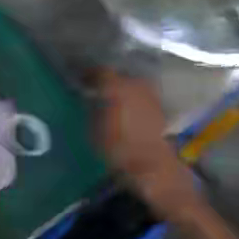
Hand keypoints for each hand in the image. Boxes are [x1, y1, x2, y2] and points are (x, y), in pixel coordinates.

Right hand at [95, 70, 200, 221]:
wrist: (153, 167)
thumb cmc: (119, 149)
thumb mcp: (94, 130)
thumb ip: (91, 108)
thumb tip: (88, 97)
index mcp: (116, 86)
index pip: (99, 71)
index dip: (88, 74)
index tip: (79, 80)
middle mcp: (135, 84)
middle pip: (117, 75)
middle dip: (105, 80)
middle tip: (94, 88)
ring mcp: (149, 94)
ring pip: (131, 83)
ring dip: (120, 88)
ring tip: (109, 98)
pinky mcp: (158, 107)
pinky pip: (140, 95)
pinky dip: (132, 98)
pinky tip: (125, 108)